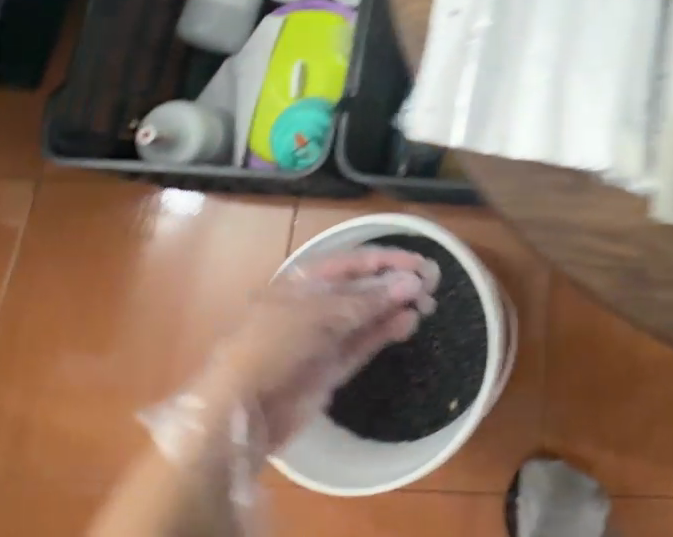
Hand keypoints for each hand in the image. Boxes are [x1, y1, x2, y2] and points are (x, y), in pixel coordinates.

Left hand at [201, 248, 439, 450]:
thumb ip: (367, 299)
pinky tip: (410, 322)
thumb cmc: (272, 347)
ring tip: (427, 303)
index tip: (420, 262)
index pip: (351, 262)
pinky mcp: (330, 368)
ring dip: (396, 307)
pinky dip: (386, 331)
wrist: (241, 413)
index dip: (386, 259)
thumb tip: (411, 282)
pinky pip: (364, 343)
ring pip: (368, 316)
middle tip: (432, 283)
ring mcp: (323, 339)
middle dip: (396, 283)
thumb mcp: (318, 314)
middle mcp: (314, 306)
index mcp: (302, 283)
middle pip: (362, 288)